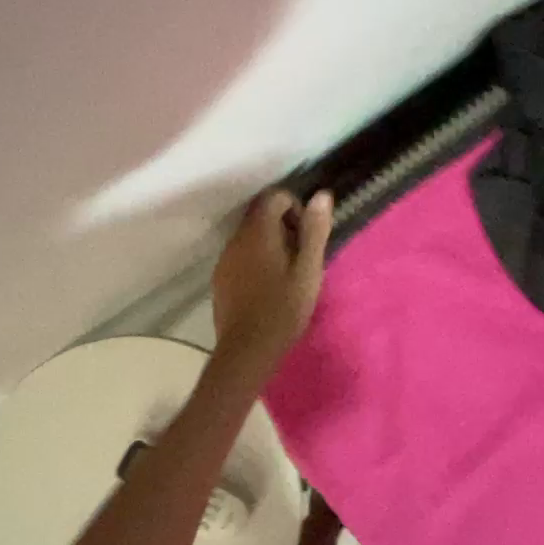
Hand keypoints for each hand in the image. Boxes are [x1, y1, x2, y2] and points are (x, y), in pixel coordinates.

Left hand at [211, 189, 333, 362]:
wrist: (247, 349)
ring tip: (288, 273)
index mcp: (259, 232)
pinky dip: (256, 259)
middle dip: (284, 225)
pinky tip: (268, 287)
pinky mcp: (221, 277)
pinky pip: (241, 255)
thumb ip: (314, 231)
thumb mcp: (308, 270)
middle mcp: (237, 238)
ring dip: (270, 243)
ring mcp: (225, 258)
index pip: (274, 197)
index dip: (295, 207)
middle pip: (260, 215)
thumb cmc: (283, 308)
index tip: (307, 236)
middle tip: (302, 255)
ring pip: (250, 236)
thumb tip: (322, 195)